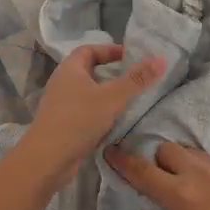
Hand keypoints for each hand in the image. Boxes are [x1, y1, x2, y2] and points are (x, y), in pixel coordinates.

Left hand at [20, 44, 165, 179]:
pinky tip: (115, 122)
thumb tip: (161, 59)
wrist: (47, 159)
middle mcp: (62, 83)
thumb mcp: (112, 97)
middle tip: (134, 78)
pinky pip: (85, 112)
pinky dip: (100, 113)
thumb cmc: (78, 120)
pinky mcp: (63, 125)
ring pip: (87, 93)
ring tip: (129, 100)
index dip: (110, 50)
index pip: (89, 50)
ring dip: (107, 95)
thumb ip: (137, 79)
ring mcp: (61, 105)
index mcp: (70, 69)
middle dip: (111, 73)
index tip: (131, 57)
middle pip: (88, 71)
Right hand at [105, 140, 209, 209]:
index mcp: (178, 194)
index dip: (123, 160)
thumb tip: (150, 206)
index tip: (111, 151)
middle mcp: (199, 174)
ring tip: (188, 189)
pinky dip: (205, 175)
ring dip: (182, 164)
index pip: (142, 170)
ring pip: (192, 153)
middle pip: (168, 149)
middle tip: (162, 184)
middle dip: (158, 161)